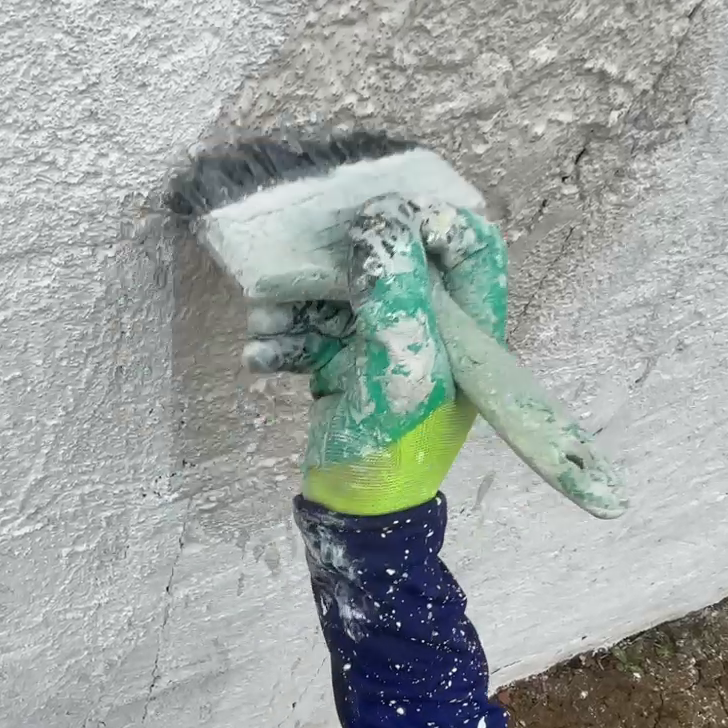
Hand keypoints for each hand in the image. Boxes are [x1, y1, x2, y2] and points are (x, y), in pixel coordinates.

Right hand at [246, 197, 508, 515]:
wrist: (351, 510)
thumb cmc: (390, 448)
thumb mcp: (402, 366)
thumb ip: (396, 289)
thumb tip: (377, 217)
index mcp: (464, 325)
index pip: (466, 242)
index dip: (425, 218)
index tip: (374, 220)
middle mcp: (427, 324)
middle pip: (389, 260)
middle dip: (334, 265)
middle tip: (294, 267)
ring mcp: (381, 341)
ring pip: (339, 292)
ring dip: (295, 304)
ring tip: (264, 325)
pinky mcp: (342, 359)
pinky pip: (312, 328)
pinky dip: (285, 339)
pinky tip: (262, 356)